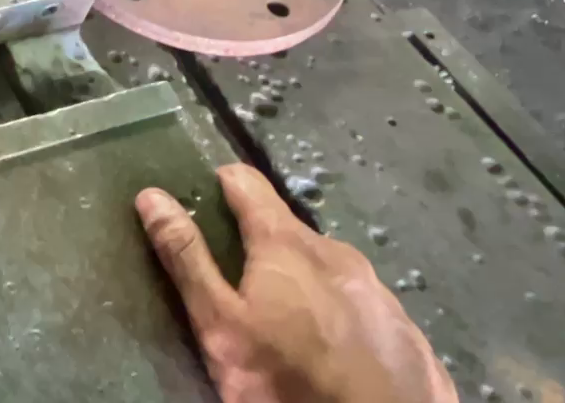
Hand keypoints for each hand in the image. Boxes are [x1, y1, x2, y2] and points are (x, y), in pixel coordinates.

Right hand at [137, 164, 455, 402]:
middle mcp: (339, 255)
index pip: (246, 181)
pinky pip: (363, 307)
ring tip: (285, 326)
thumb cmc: (287, 384)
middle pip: (286, 228)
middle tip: (237, 288)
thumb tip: (152, 196)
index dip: (218, 185)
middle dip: (259, 246)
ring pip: (327, 269)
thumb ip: (186, 257)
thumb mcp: (219, 325)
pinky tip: (332, 354)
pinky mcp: (412, 339)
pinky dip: (340, 316)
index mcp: (288, 244)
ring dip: (302, 281)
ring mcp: (383, 297)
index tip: (200, 206)